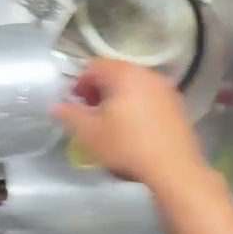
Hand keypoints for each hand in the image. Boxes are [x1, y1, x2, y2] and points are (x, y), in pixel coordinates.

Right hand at [54, 58, 207, 187]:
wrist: (173, 167)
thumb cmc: (126, 145)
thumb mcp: (90, 133)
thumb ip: (70, 114)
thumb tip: (55, 105)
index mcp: (123, 74)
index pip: (94, 65)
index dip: (80, 81)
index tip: (75, 102)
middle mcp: (146, 74)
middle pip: (115, 72)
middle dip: (99, 89)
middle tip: (90, 111)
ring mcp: (165, 88)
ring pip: (133, 84)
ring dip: (118, 97)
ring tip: (111, 121)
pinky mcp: (177, 104)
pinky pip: (149, 96)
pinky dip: (136, 104)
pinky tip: (133, 127)